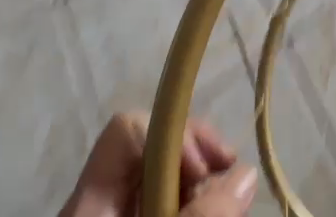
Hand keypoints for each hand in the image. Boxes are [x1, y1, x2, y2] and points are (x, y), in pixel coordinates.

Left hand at [59, 112, 258, 216]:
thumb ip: (204, 216)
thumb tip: (245, 174)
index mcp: (90, 201)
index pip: (128, 127)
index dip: (174, 134)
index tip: (207, 169)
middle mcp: (99, 204)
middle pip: (153, 150)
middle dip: (198, 163)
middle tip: (226, 192)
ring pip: (163, 181)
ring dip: (201, 189)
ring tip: (223, 207)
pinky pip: (164, 204)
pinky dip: (193, 206)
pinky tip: (212, 214)